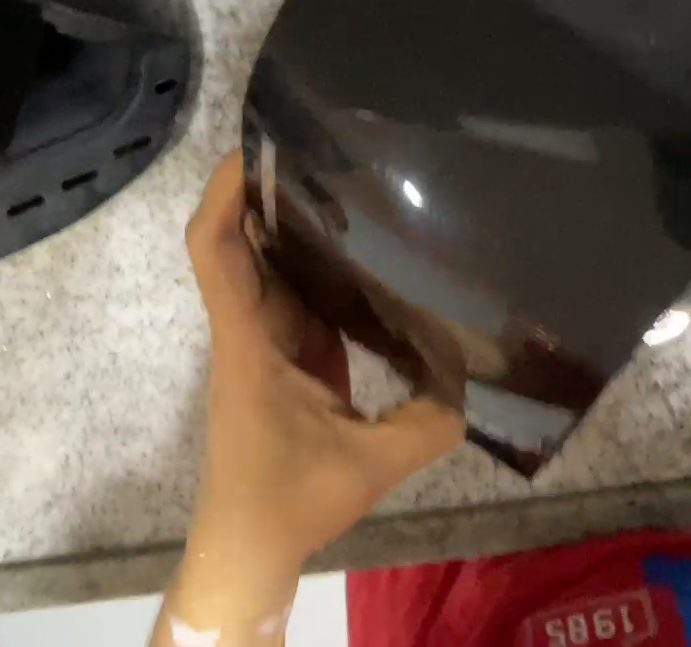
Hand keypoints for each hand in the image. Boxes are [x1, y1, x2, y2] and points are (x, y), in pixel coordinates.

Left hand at [181, 153, 463, 586]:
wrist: (249, 544)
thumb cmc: (289, 500)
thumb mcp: (370, 465)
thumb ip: (428, 421)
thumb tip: (474, 378)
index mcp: (251, 340)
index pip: (216, 248)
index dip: (224, 191)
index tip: (255, 148)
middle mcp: (249, 326)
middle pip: (236, 238)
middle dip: (263, 186)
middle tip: (317, 146)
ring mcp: (263, 336)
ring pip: (262, 259)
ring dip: (286, 218)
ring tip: (342, 178)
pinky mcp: (283, 350)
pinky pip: (290, 287)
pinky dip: (310, 257)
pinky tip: (355, 244)